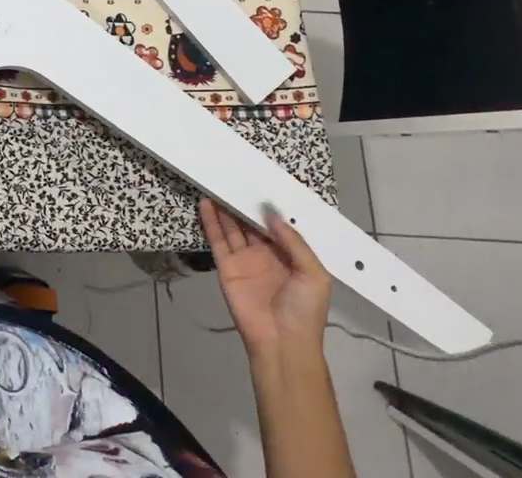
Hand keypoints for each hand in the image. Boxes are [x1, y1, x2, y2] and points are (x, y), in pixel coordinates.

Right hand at [199, 199, 330, 358]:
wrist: (281, 342)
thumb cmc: (305, 309)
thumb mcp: (314, 275)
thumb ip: (294, 242)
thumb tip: (272, 213)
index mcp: (291, 257)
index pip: (278, 227)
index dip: (270, 209)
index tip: (262, 186)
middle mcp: (266, 255)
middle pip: (253, 225)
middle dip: (245, 205)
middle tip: (236, 180)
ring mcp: (245, 261)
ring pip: (233, 228)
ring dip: (226, 209)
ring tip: (219, 186)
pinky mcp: (226, 267)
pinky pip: (217, 240)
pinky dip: (211, 222)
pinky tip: (207, 204)